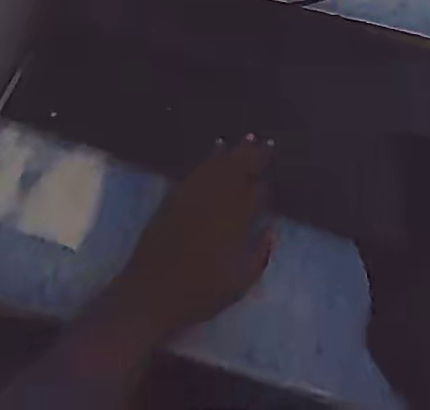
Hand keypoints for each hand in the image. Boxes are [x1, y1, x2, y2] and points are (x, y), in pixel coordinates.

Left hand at [93, 137, 277, 343]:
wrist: (153, 288)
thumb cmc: (200, 292)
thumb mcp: (239, 283)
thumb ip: (259, 255)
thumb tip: (271, 229)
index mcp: (237, 222)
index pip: (258, 193)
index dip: (268, 182)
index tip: (276, 173)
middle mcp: (219, 201)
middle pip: (241, 170)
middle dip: (256, 156)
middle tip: (268, 143)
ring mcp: (196, 193)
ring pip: (221, 163)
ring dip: (236, 150)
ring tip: (250, 137)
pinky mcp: (178, 191)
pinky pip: (200, 167)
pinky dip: (211, 155)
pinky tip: (218, 146)